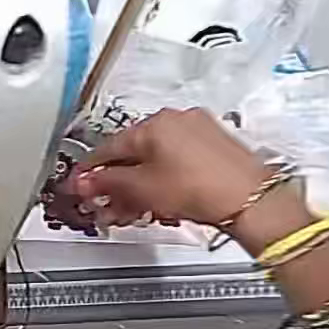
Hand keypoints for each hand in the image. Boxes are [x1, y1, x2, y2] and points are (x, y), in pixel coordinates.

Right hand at [73, 108, 272, 226]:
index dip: (89, 172)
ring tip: (131, 209)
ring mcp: (196, 130)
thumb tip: (84, 181)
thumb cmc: (200, 188)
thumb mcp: (139, 188)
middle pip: (131, 153)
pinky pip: (173, 160)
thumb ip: (105, 182)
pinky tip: (156, 200)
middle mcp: (175, 119)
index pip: (107, 148)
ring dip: (136, 185)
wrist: (248, 199)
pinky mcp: (211, 145)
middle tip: (106, 204)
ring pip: (152, 158)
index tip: (80, 187)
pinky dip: (159, 179)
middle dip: (115, 183)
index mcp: (153, 123)